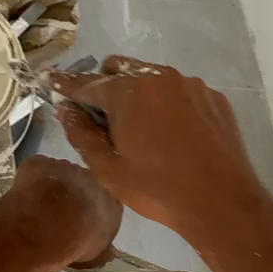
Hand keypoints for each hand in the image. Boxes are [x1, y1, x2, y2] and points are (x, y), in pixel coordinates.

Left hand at [4, 155, 122, 269]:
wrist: (47, 224)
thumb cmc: (77, 243)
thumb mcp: (96, 255)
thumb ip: (104, 250)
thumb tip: (110, 252)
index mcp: (111, 200)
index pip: (106, 202)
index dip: (91, 211)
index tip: (82, 221)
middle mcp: (92, 178)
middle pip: (83, 183)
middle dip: (73, 195)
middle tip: (59, 213)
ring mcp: (65, 166)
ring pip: (59, 174)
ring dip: (52, 186)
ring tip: (39, 206)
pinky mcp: (40, 162)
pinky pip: (37, 168)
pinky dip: (32, 179)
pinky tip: (26, 195)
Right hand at [51, 56, 272, 271]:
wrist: (222, 203)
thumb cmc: (157, 188)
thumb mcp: (107, 168)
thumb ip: (80, 133)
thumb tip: (65, 109)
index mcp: (127, 92)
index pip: (87, 82)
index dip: (66, 84)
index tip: (51, 79)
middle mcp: (159, 77)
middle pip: (119, 69)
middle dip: (105, 86)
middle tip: (102, 119)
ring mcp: (190, 85)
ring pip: (151, 77)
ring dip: (137, 94)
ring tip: (141, 129)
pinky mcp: (213, 98)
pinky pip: (179, 91)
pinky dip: (167, 104)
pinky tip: (172, 134)